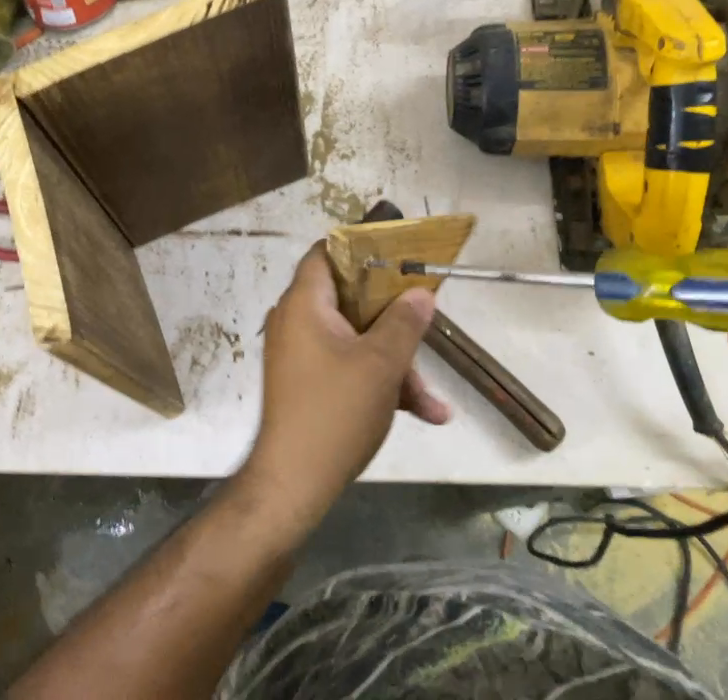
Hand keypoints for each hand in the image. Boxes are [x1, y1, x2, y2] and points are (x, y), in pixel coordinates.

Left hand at [239, 243, 449, 529]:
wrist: (294, 481)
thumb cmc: (336, 411)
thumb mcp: (382, 364)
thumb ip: (404, 322)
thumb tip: (419, 293)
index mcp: (304, 303)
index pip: (327, 253)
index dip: (362, 247)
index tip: (399, 252)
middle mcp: (296, 321)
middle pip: (351, 301)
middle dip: (395, 322)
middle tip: (429, 328)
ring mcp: (300, 354)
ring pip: (356, 341)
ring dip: (396, 365)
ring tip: (433, 403)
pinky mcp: (306, 382)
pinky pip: (347, 367)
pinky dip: (379, 383)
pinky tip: (421, 413)